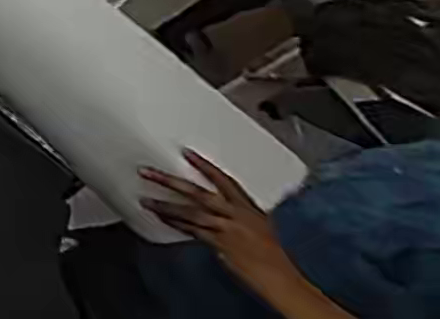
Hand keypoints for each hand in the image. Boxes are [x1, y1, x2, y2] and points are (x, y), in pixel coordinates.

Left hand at [141, 152, 296, 289]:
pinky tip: (162, 219)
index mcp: (251, 211)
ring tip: (145, 200)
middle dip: (169, 180)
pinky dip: (176, 224)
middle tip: (146, 171)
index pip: (225, 182)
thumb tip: (223, 212)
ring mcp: (228, 231)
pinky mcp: (222, 245)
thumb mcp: (267, 231)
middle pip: (197, 193)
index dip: (204, 166)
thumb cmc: (284, 263)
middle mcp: (238, 217)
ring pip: (189, 211)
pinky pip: (193, 230)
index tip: (185, 152)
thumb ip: (241, 217)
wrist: (294, 287)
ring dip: (164, 205)